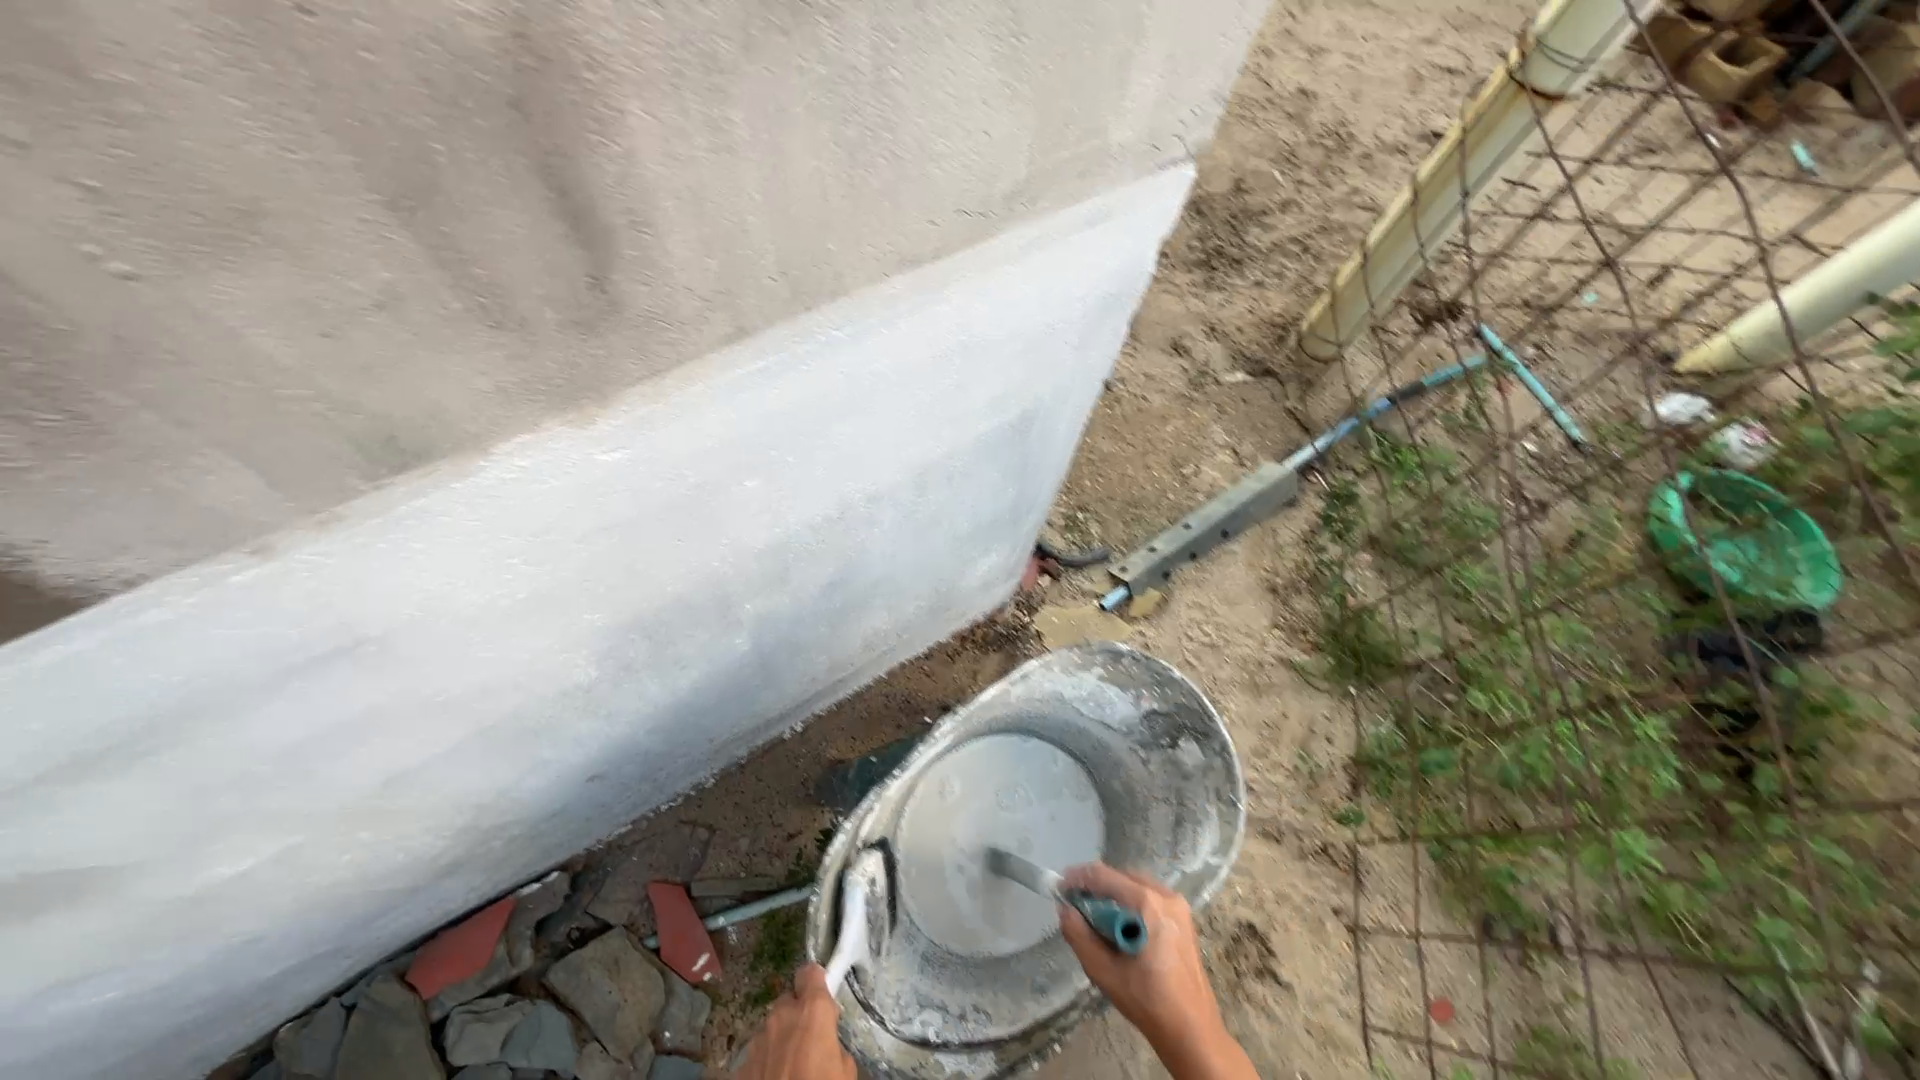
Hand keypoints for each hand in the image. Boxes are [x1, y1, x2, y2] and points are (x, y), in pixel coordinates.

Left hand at [734, 964, 856, 1079]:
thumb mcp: (846, 1071)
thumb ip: (835, 1045)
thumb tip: (826, 1044)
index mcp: (812, 1011)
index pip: (810, 972)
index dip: (817, 981)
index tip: (824, 996)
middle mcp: (781, 1016)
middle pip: (789, 1001)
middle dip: (798, 1014)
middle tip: (809, 1038)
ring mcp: (757, 1039)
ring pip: (772, 1027)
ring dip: (781, 1038)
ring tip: (791, 1065)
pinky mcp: (740, 1064)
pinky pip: (758, 1052)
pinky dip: (767, 1060)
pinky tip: (775, 1078)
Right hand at [1057, 864, 1256, 1079]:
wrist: (1191, 1029)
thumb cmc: (1146, 1000)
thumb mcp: (1103, 970)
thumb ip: (1079, 935)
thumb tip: (1065, 909)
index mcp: (1147, 904)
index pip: (1104, 876)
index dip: (1078, 877)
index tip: (1060, 887)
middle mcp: (1166, 896)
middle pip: (1122, 876)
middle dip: (1096, 886)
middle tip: (1075, 903)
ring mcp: (1179, 907)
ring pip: (1137, 886)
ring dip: (1113, 894)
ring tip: (1095, 916)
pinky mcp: (1184, 920)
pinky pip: (1151, 898)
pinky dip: (1131, 903)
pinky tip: (1121, 926)